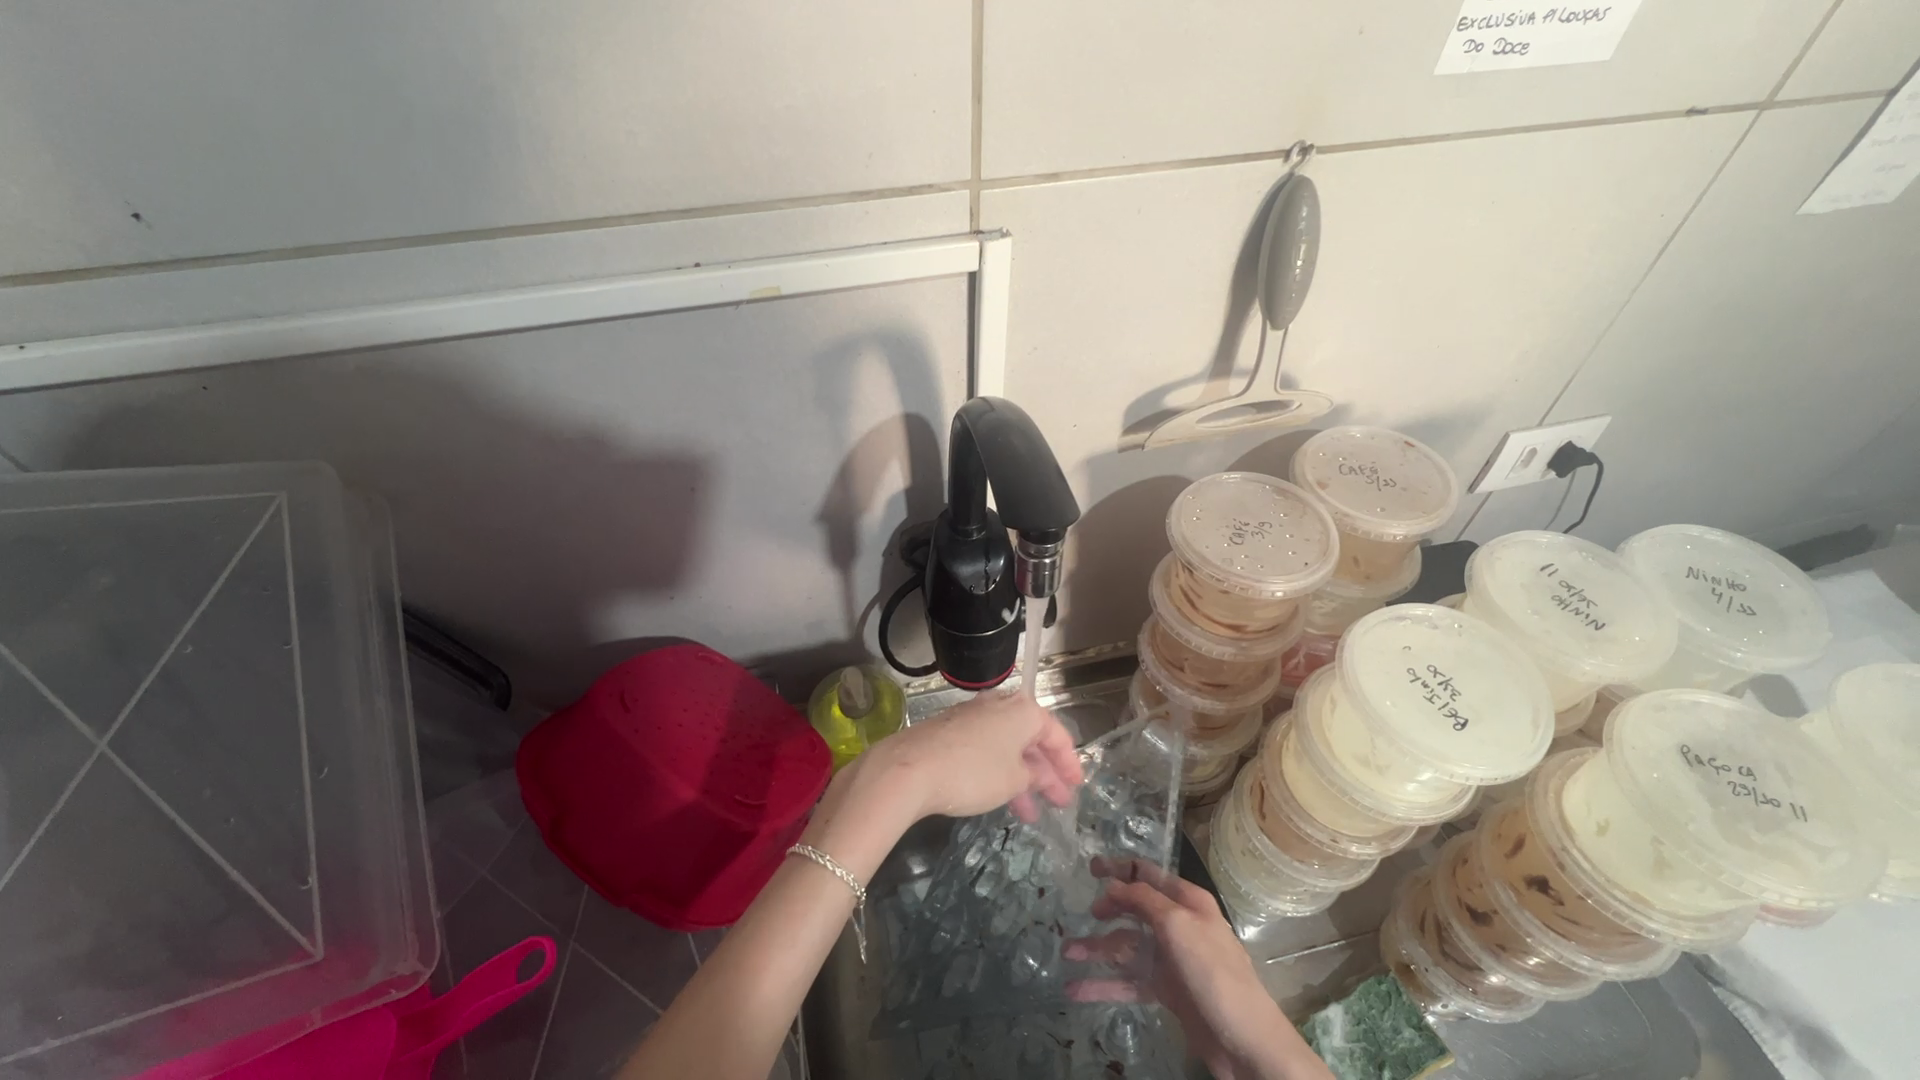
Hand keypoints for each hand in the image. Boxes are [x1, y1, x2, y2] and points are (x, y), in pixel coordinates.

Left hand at [873, 690, 1082, 822]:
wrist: (909, 769)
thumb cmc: (973, 772)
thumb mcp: (1014, 781)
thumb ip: (1033, 776)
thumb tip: (1036, 775)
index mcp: (1022, 710)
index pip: (1056, 734)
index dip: (1069, 763)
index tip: (1076, 786)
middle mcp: (998, 706)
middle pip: (1031, 740)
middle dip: (1045, 774)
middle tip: (1058, 803)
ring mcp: (972, 717)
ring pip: (1007, 748)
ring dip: (1022, 779)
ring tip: (1030, 815)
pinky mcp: (950, 731)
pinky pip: (986, 750)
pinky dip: (999, 773)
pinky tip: (1001, 798)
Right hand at [1065, 859, 1332, 1079]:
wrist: (1244, 1040)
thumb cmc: (1213, 972)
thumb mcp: (1177, 925)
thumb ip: (1143, 900)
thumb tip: (1114, 885)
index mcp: (1187, 901)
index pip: (1148, 874)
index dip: (1120, 868)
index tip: (1090, 868)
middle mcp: (1180, 925)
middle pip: (1135, 909)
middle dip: (1107, 911)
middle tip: (1083, 914)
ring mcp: (1173, 959)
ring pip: (1127, 947)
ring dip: (1098, 949)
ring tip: (1067, 953)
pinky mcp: (1167, 990)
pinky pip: (1130, 980)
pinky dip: (1104, 984)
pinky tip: (1077, 989)